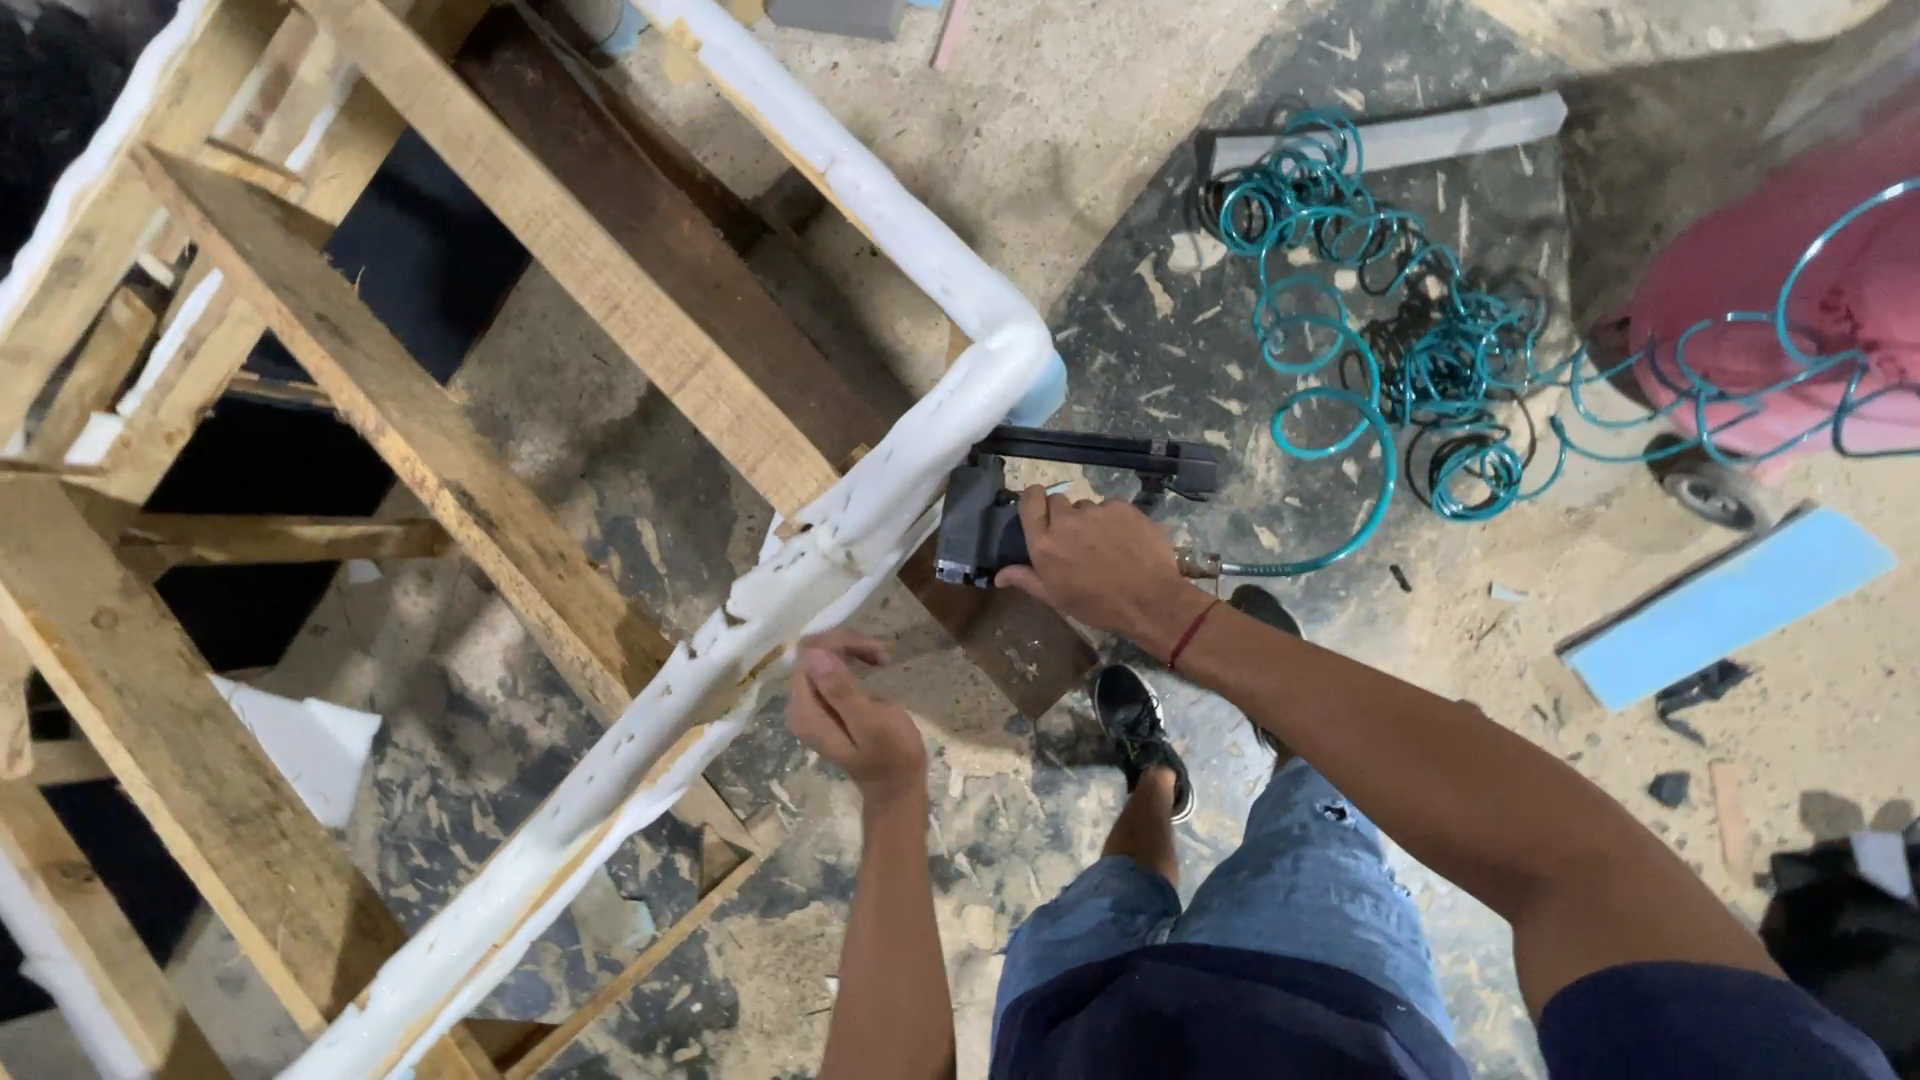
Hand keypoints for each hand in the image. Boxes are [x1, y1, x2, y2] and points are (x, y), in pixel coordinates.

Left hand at [786, 631, 927, 807]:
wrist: (895, 784)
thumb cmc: (890, 756)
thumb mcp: (870, 724)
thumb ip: (841, 691)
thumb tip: (814, 655)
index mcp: (805, 711)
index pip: (809, 655)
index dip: (841, 644)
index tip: (875, 651)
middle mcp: (800, 705)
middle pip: (813, 653)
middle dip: (847, 645)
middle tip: (881, 654)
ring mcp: (810, 704)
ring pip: (822, 656)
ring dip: (852, 650)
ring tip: (880, 659)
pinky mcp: (823, 703)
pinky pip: (829, 667)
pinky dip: (852, 659)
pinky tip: (873, 665)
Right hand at [994, 486, 1212, 654]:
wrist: (1148, 600)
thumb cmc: (1096, 604)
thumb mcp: (1055, 597)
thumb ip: (1026, 579)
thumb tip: (998, 576)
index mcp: (1043, 542)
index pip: (1029, 500)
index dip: (1034, 498)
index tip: (1040, 507)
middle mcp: (1066, 520)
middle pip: (1058, 501)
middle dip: (1063, 515)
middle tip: (1076, 539)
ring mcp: (1096, 511)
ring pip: (1087, 506)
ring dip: (1090, 520)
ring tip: (1105, 544)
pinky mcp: (1122, 507)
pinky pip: (1112, 507)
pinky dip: (1115, 520)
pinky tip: (1125, 541)